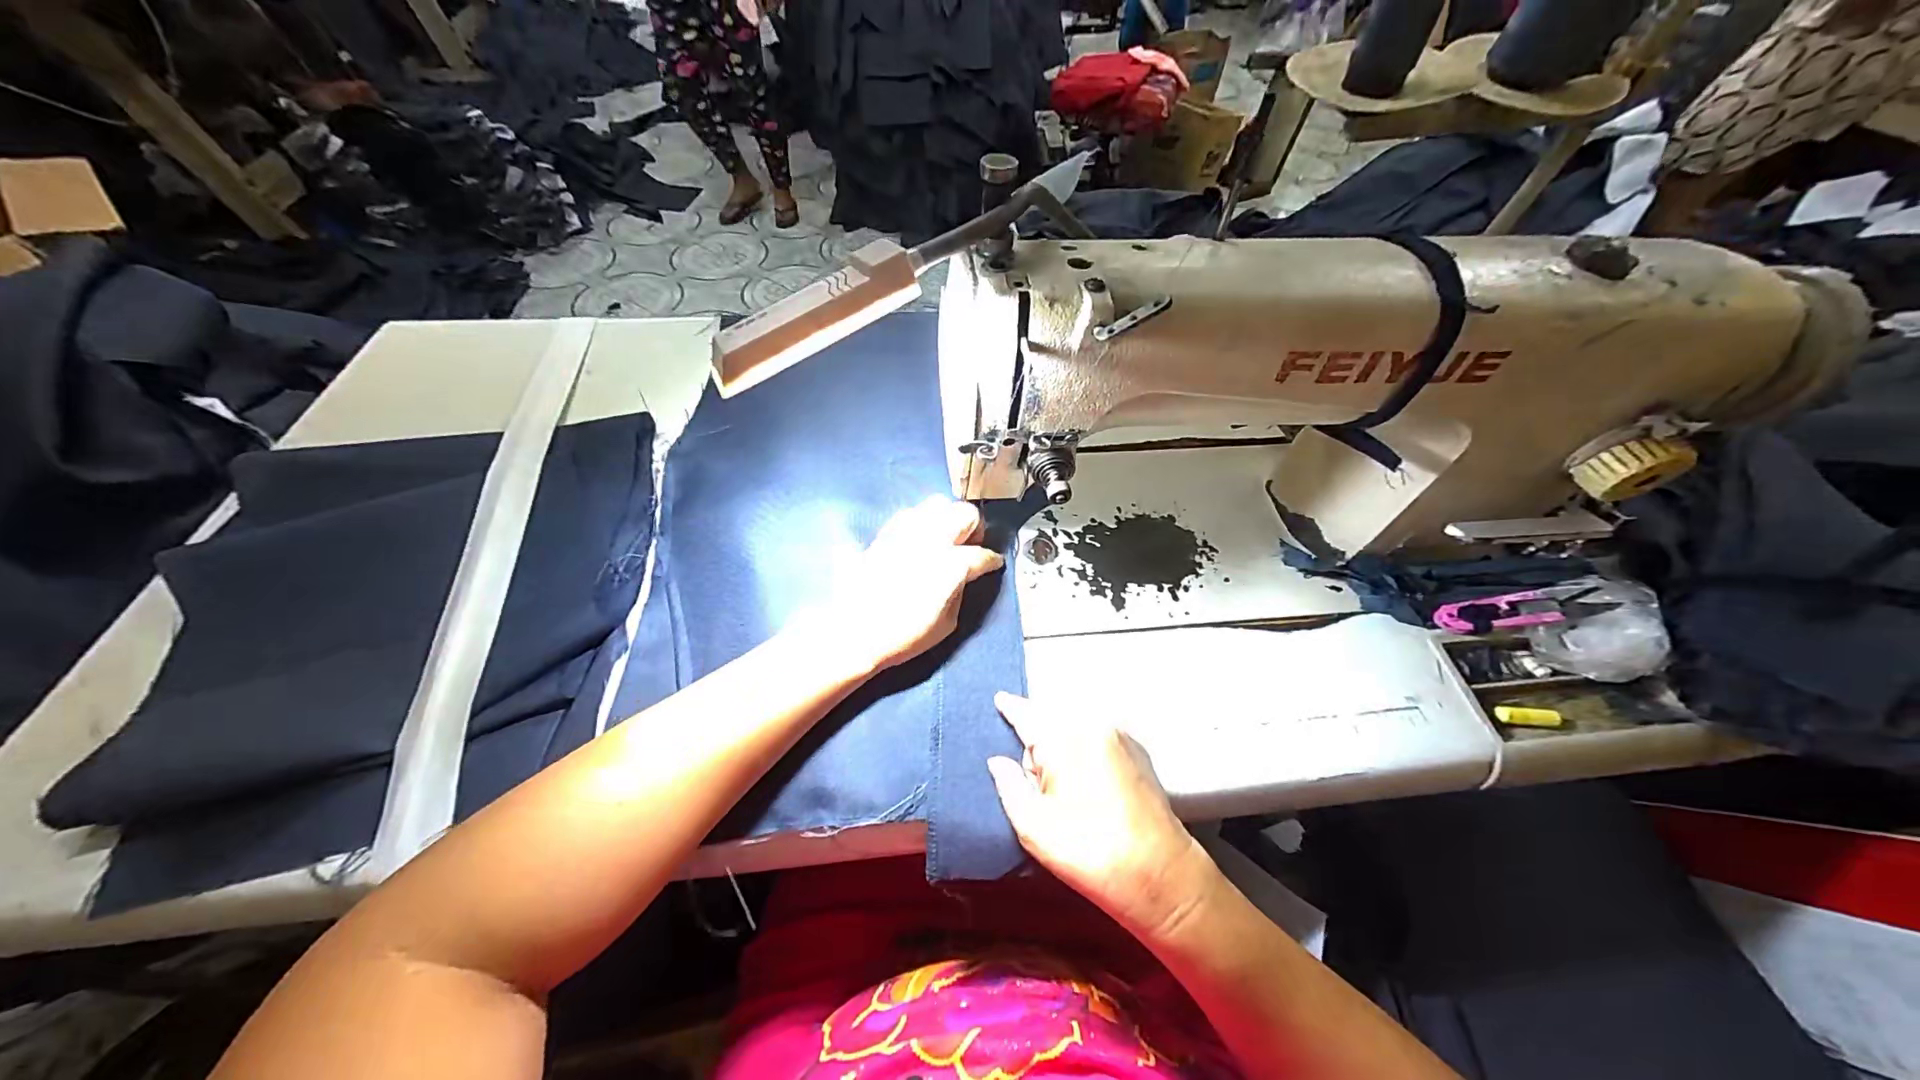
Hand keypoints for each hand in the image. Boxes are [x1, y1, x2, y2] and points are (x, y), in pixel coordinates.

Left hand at [802, 497, 1004, 674]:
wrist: (854, 633)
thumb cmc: (903, 636)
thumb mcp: (947, 623)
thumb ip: (960, 591)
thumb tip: (963, 577)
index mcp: (952, 564)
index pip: (982, 554)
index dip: (991, 561)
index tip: (992, 564)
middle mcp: (931, 540)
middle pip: (964, 513)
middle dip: (973, 527)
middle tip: (971, 545)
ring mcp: (906, 532)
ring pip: (936, 504)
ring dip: (946, 518)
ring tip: (945, 537)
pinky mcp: (885, 534)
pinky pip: (908, 514)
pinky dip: (920, 521)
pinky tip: (918, 538)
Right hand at [986, 693, 1215, 940]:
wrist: (1161, 875)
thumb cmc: (1093, 853)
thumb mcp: (1033, 826)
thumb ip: (1008, 786)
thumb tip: (998, 763)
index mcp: (1065, 737)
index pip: (1027, 712)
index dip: (1010, 708)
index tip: (1000, 701)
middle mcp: (1094, 727)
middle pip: (1053, 717)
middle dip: (1038, 737)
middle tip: (1033, 780)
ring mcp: (1121, 738)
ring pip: (1077, 728)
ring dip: (1062, 744)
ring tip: (1061, 791)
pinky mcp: (1138, 754)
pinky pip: (1098, 739)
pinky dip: (1085, 751)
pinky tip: (1086, 788)